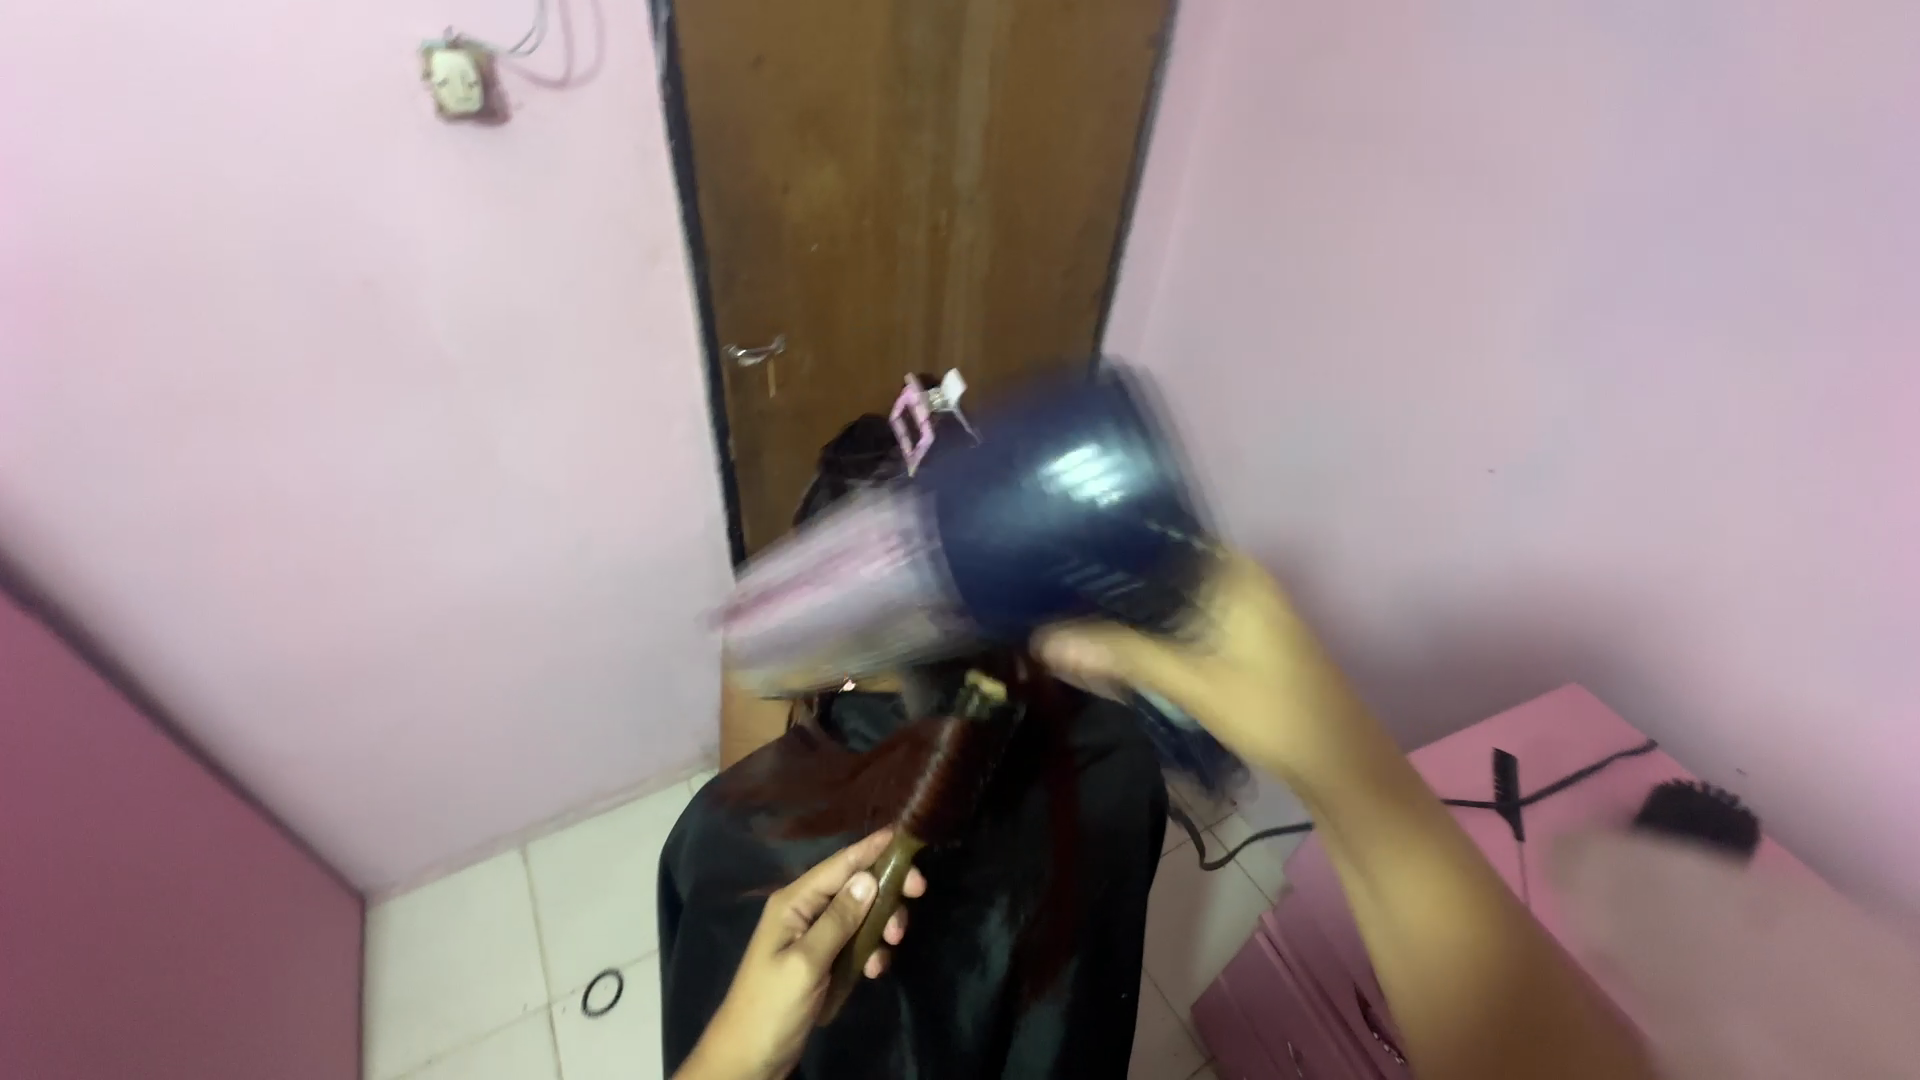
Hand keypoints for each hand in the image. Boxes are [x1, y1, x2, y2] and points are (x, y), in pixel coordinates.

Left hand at [677, 830, 927, 1079]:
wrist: (747, 1061)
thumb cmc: (770, 1006)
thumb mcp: (806, 963)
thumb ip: (838, 920)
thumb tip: (868, 877)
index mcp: (795, 901)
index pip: (841, 863)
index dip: (874, 848)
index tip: (907, 838)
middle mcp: (805, 910)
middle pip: (855, 885)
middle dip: (886, 889)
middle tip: (918, 894)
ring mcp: (814, 936)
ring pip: (860, 914)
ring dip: (882, 923)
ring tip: (892, 943)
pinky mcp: (823, 961)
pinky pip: (855, 943)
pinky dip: (870, 951)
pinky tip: (874, 970)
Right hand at [1034, 550, 1380, 781]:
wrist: (1339, 765)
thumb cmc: (1274, 713)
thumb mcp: (1192, 682)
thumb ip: (1121, 655)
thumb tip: (1045, 639)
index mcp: (1231, 571)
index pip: (1156, 536)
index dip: (1106, 543)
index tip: (1054, 551)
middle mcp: (1234, 577)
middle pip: (1157, 567)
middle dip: (1108, 579)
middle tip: (1048, 585)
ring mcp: (1237, 607)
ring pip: (1165, 595)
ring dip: (1124, 605)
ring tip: (1064, 606)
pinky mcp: (1233, 635)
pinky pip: (1178, 616)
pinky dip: (1146, 626)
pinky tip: (1109, 637)